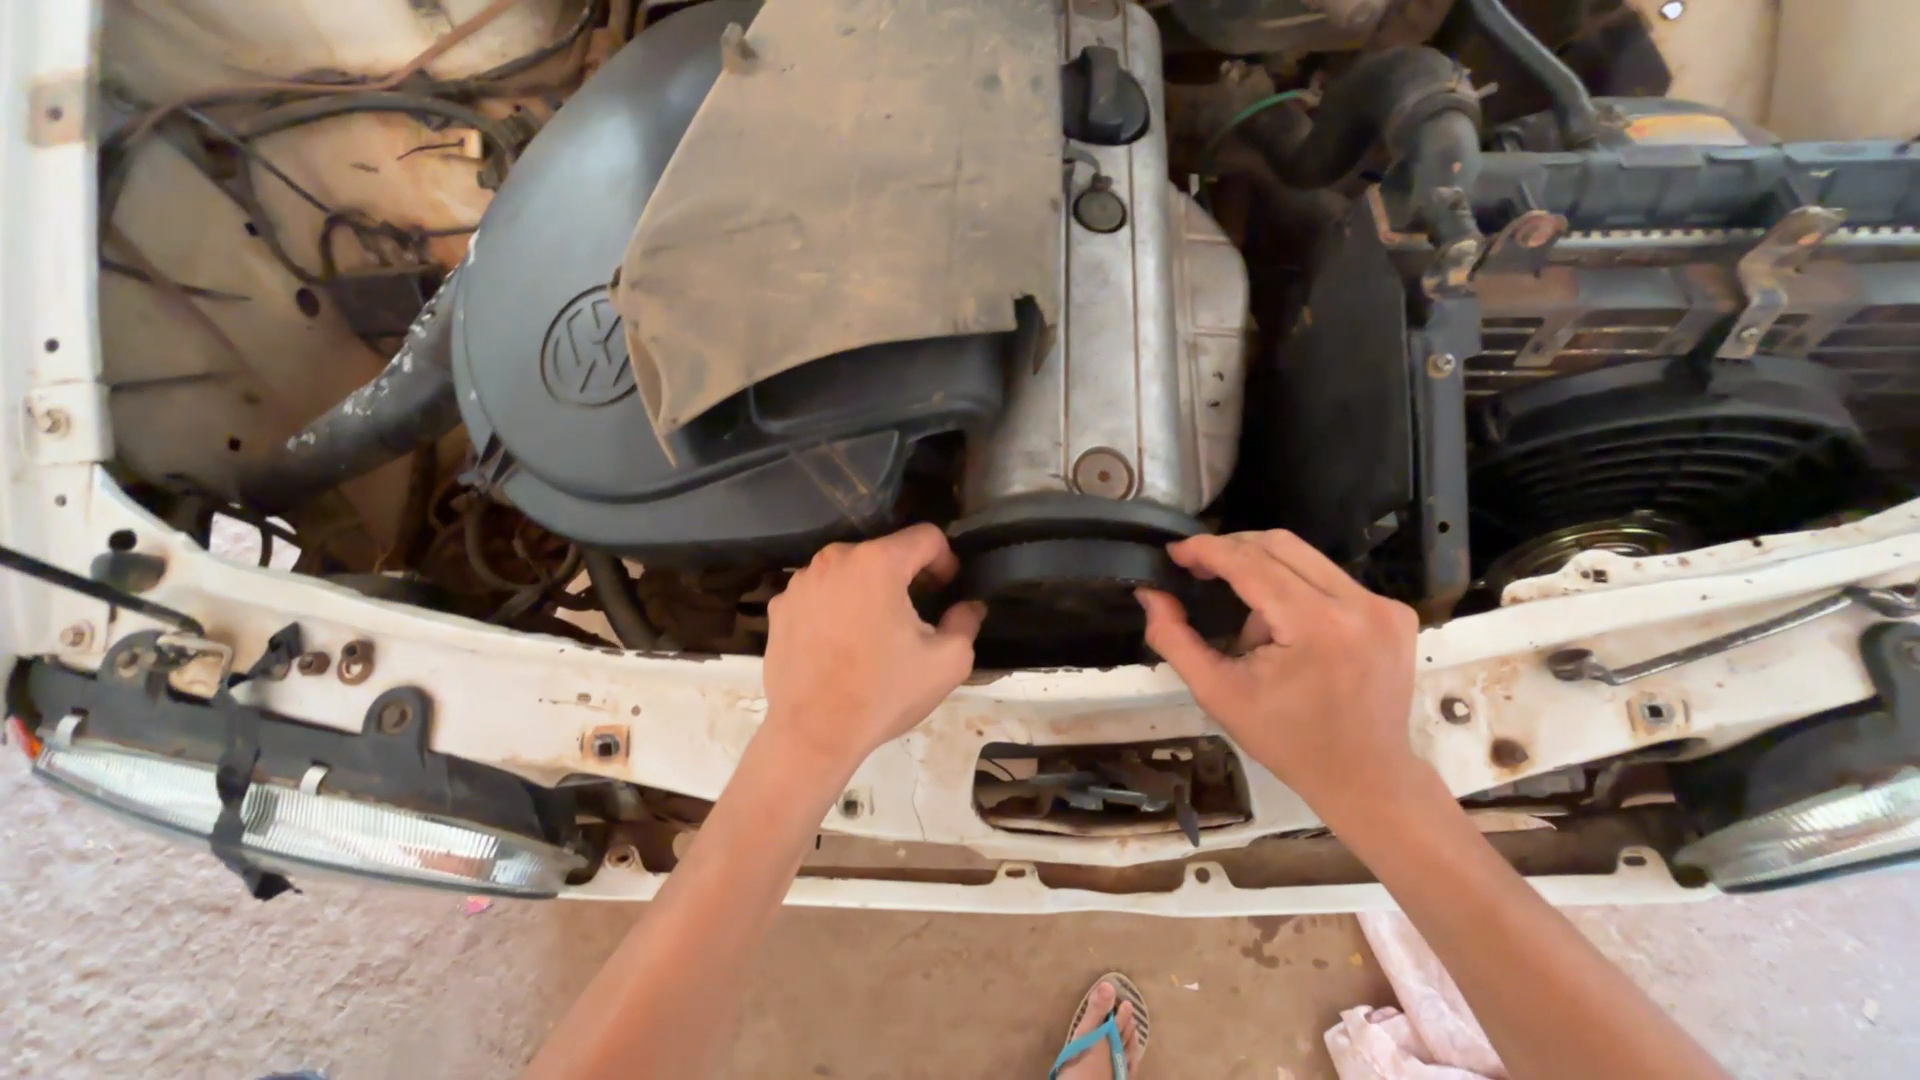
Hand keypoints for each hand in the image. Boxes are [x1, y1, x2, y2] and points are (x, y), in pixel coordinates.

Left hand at [761, 524, 986, 770]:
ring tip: (873, 636)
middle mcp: (834, 560)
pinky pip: (819, 596)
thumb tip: (968, 607)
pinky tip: (839, 647)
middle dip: (904, 578)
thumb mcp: (947, 662)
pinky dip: (834, 610)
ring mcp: (800, 583)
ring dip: (867, 593)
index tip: (946, 590)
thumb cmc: (884, 693)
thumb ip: (965, 622)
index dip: (945, 560)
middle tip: (913, 620)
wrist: (813, 734)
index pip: (926, 537)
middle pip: (883, 554)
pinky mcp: (780, 608)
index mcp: (878, 563)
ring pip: (848, 574)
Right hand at [1136, 531, 1421, 820]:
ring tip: (1249, 621)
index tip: (1175, 551)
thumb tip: (1151, 593)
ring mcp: (1383, 605)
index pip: (1252, 563)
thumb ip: (1174, 639)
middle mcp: (1358, 604)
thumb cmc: (1286, 741)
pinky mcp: (1395, 612)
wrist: (1365, 777)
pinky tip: (1288, 631)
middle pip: (1281, 545)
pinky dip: (1298, 590)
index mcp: (1316, 626)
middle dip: (1233, 549)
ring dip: (1266, 573)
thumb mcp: (1217, 694)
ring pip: (1307, 558)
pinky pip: (1332, 579)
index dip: (1208, 550)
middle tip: (1200, 569)